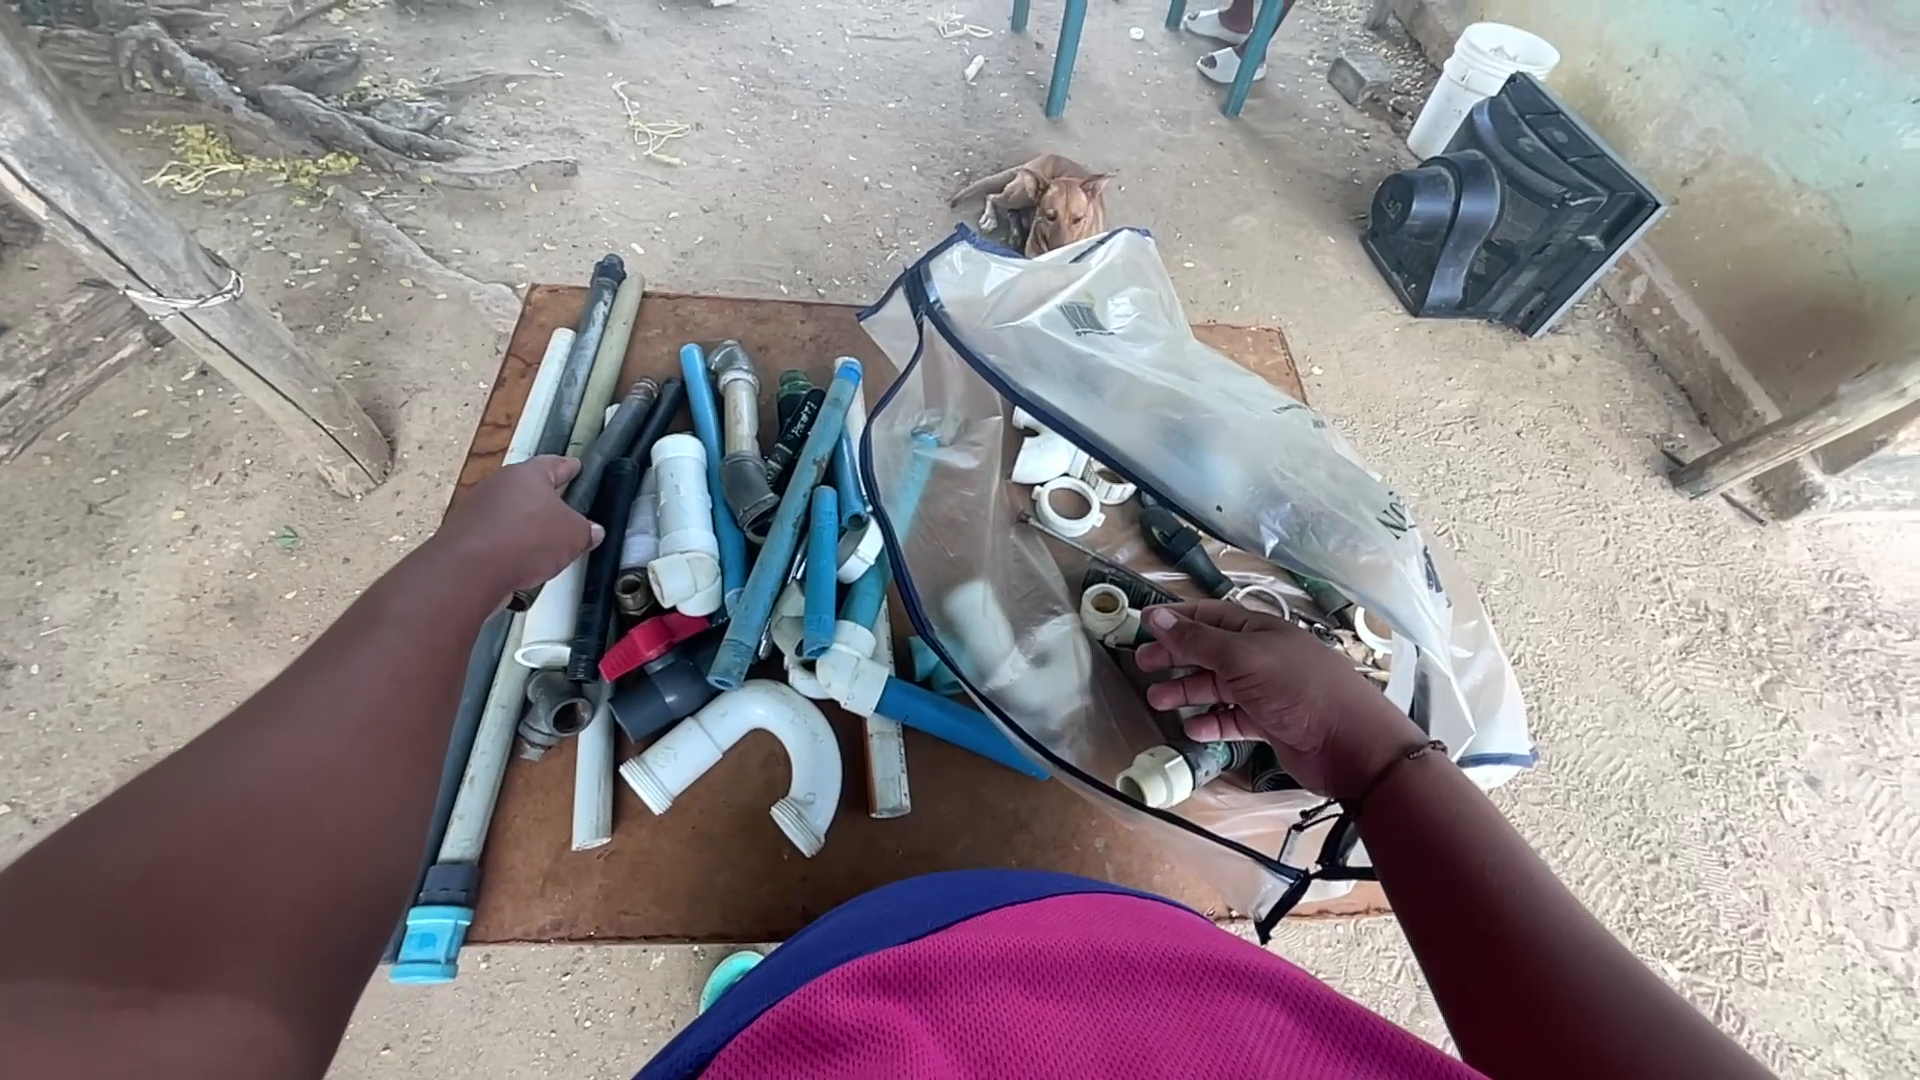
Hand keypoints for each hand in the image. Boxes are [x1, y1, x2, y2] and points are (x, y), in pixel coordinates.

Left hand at [430, 456, 602, 597]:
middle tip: (565, 511)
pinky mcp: (463, 534)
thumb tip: (592, 531)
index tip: (574, 466)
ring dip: (527, 524)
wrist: (469, 570)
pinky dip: (510, 544)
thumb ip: (587, 530)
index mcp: (528, 474)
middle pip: (529, 488)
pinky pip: (495, 535)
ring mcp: (477, 508)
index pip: (554, 464)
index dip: (568, 467)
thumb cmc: (525, 540)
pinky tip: (522, 561)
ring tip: (546, 544)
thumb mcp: (575, 536)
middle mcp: (499, 484)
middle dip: (547, 500)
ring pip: (510, 512)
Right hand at [1135, 600, 1428, 798]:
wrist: (1354, 745)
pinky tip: (1193, 729)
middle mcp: (1261, 657)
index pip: (1209, 616)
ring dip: (1186, 691)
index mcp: (1257, 631)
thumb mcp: (1242, 658)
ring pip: (1217, 687)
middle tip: (1142, 665)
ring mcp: (1266, 692)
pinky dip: (1212, 722)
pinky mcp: (1271, 724)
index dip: (1176, 619)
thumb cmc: (1297, 689)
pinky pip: (1233, 718)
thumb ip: (1197, 640)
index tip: (1143, 624)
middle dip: (1175, 657)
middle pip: (1208, 651)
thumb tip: (1156, 616)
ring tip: (1157, 701)